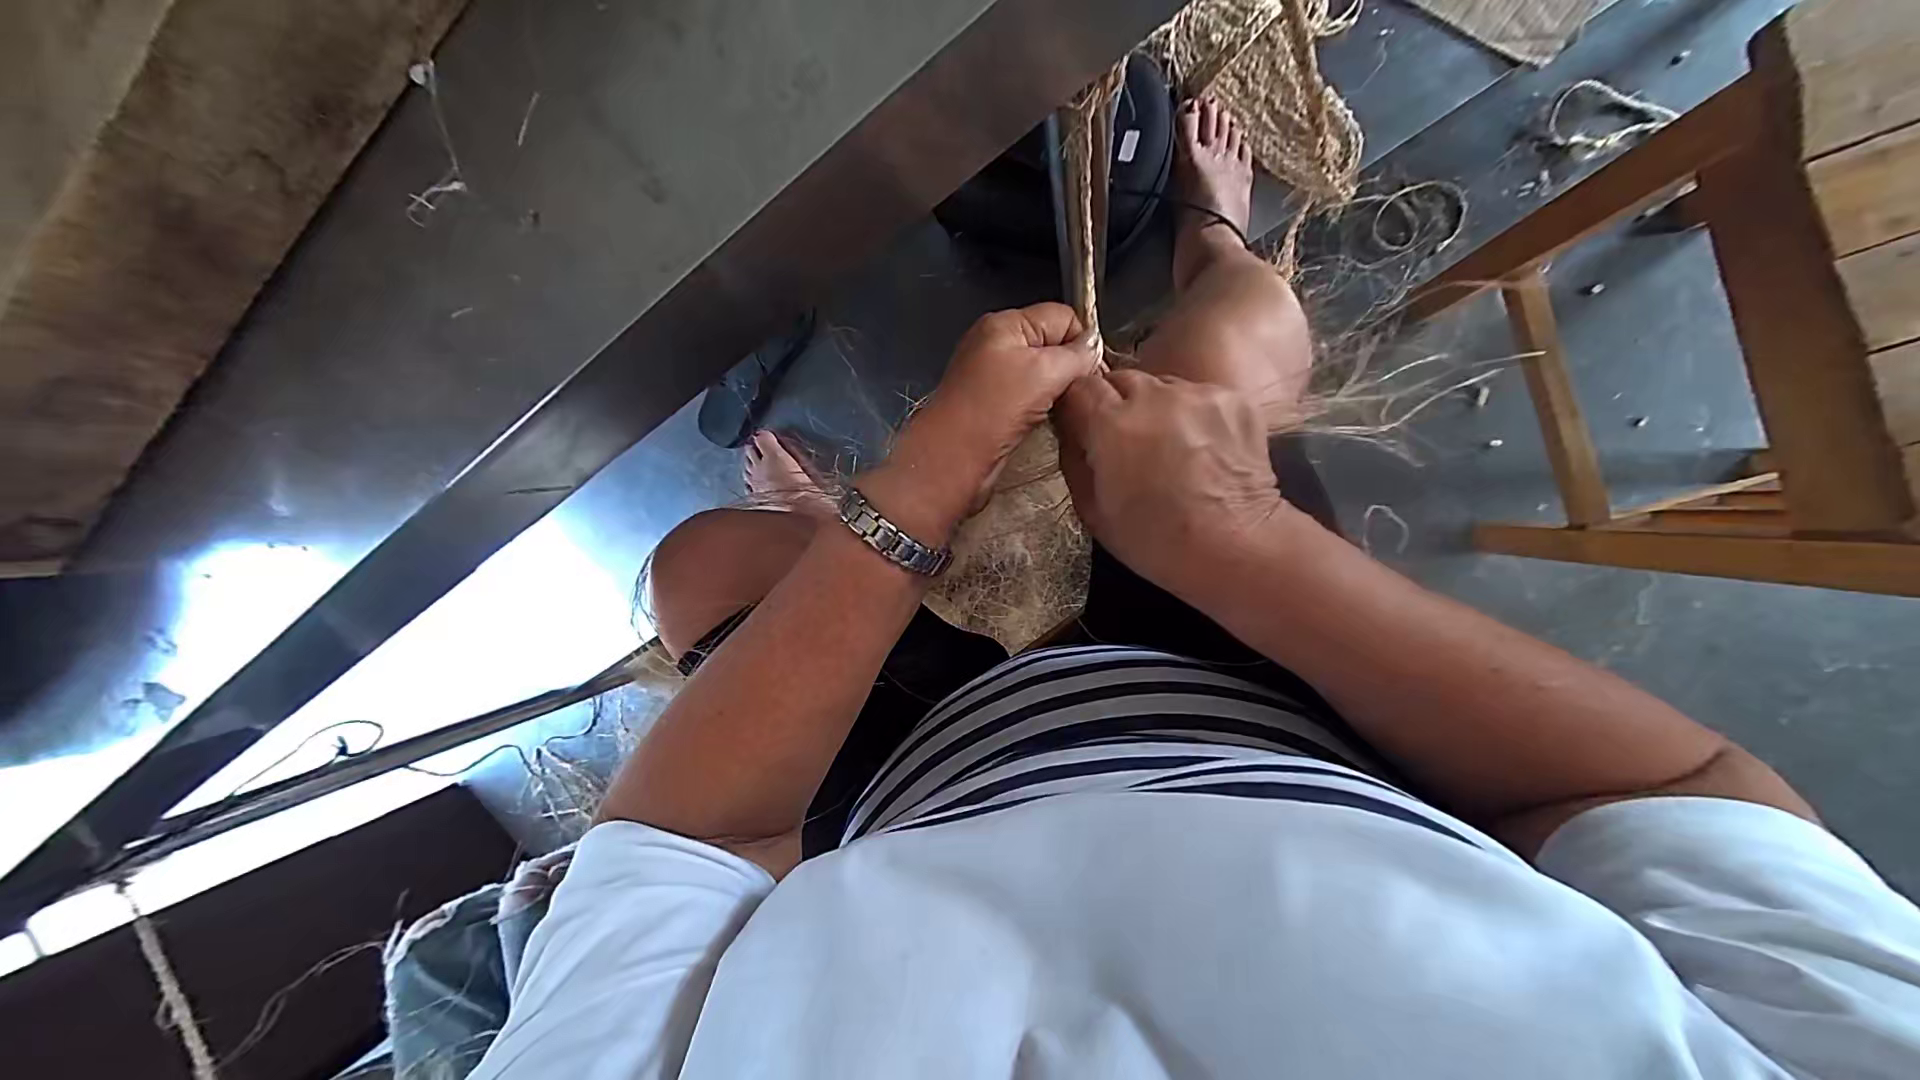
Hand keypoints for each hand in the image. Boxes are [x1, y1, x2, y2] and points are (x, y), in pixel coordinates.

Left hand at [860, 304, 1097, 543]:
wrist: (951, 461)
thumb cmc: (991, 411)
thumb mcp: (1044, 371)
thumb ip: (1076, 354)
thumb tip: (1094, 348)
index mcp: (1005, 324)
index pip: (1062, 316)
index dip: (1082, 341)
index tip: (1095, 371)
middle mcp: (996, 345)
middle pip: (1052, 345)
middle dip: (1071, 367)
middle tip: (1081, 394)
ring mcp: (993, 377)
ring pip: (1043, 375)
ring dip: (1057, 391)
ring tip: (1062, 409)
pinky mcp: (993, 406)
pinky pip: (1030, 398)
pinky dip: (1042, 407)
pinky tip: (1046, 421)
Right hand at [1055, 369, 1295, 597]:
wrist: (1233, 546)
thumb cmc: (1155, 540)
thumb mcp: (1091, 509)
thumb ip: (1073, 459)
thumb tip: (1071, 429)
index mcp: (1111, 424)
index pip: (1080, 387)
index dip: (1078, 405)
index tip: (1082, 424)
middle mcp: (1154, 398)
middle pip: (1121, 380)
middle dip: (1116, 404)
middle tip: (1125, 441)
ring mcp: (1197, 395)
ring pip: (1162, 386)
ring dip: (1156, 408)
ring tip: (1167, 447)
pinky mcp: (1233, 400)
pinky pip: (1199, 396)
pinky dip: (1193, 415)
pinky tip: (1200, 449)